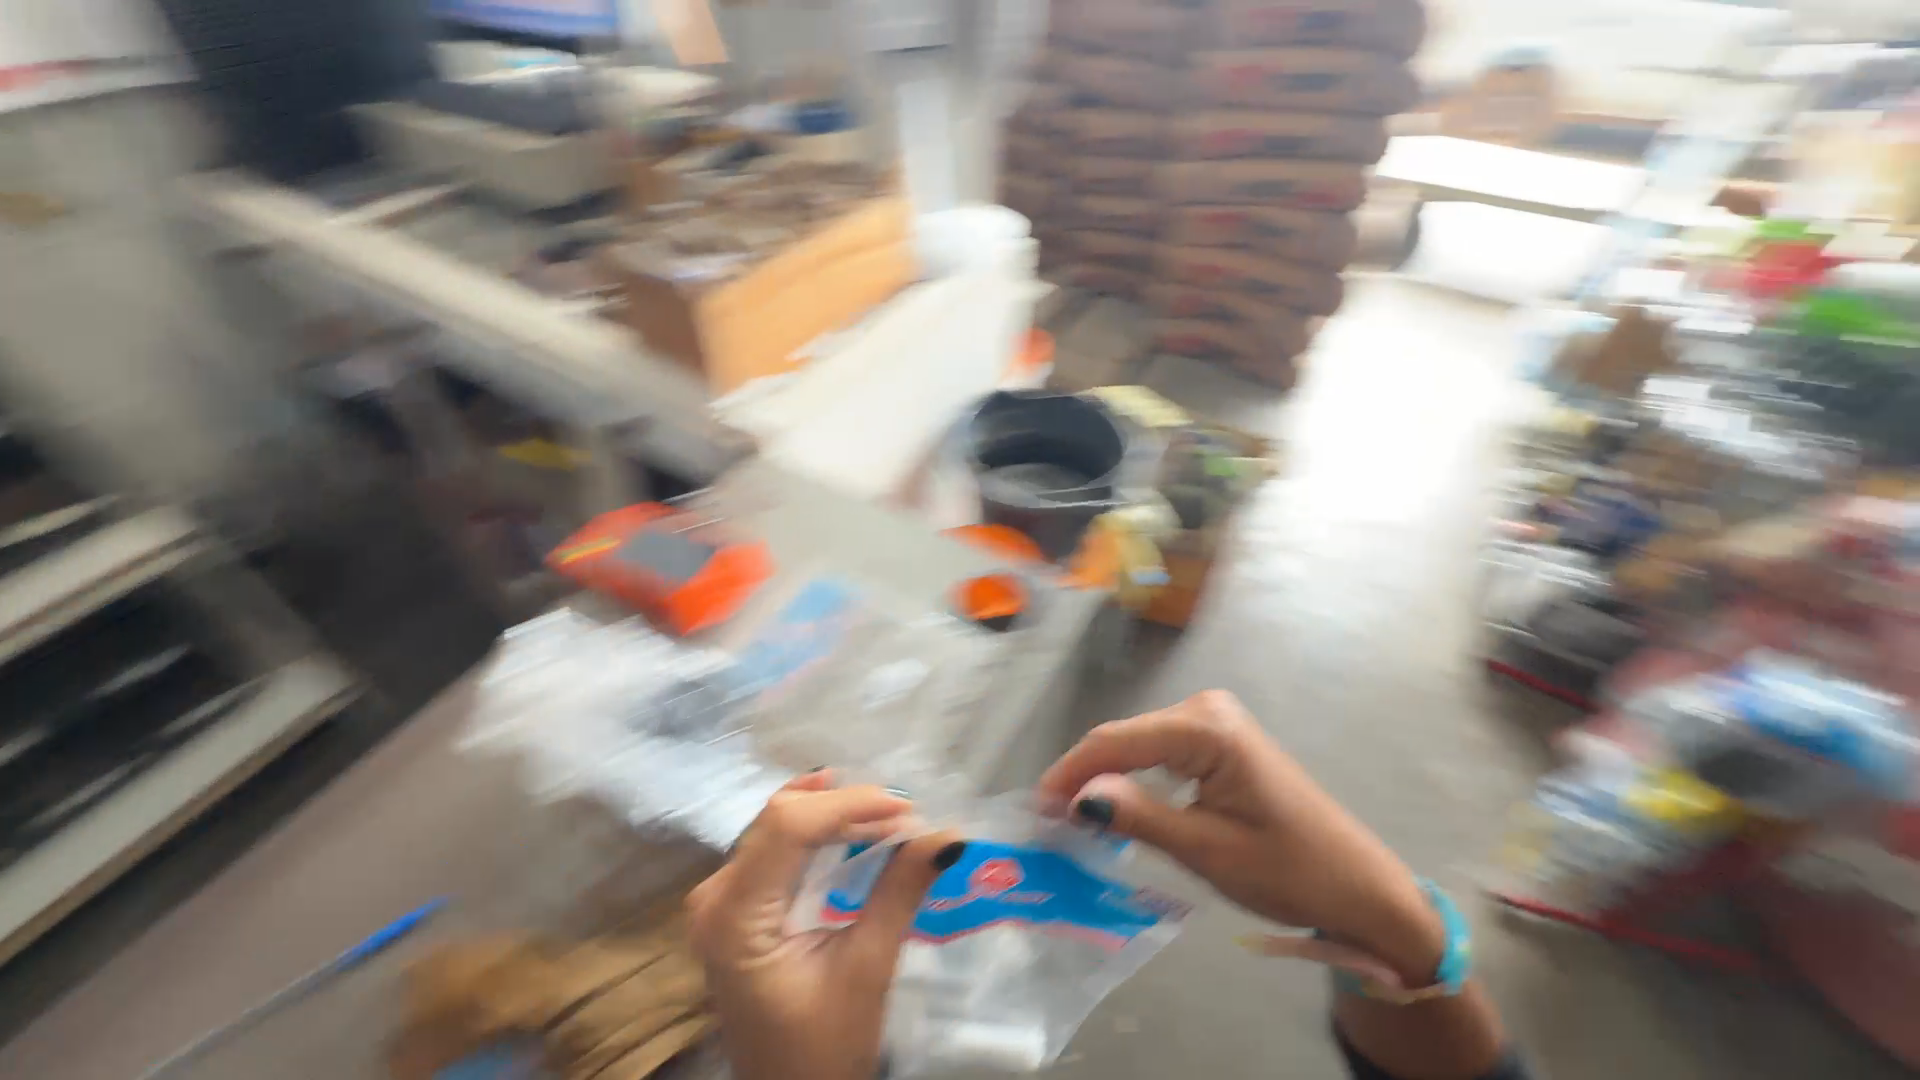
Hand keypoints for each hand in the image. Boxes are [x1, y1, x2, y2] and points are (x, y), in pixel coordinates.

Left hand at [686, 771, 964, 1079]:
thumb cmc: (822, 1048)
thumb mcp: (867, 970)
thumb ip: (900, 893)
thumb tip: (949, 835)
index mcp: (734, 916)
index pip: (788, 827)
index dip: (848, 804)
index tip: (905, 807)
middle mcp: (714, 896)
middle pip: (781, 820)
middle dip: (846, 806)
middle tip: (905, 814)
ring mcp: (718, 899)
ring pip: (777, 826)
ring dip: (834, 814)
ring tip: (887, 817)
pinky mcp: (734, 904)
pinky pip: (774, 846)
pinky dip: (817, 831)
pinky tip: (848, 822)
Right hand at [1037, 691, 1442, 981]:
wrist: (1360, 889)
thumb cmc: (1291, 871)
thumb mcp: (1206, 849)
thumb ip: (1136, 816)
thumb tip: (1075, 798)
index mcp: (1206, 726)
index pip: (1116, 740)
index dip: (1070, 772)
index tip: (1035, 810)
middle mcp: (1206, 709)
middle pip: (1124, 738)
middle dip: (1083, 775)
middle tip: (1048, 822)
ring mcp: (1215, 721)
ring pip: (1137, 745)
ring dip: (1104, 778)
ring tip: (1069, 817)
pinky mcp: (1219, 741)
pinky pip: (1159, 753)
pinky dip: (1132, 778)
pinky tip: (1112, 804)